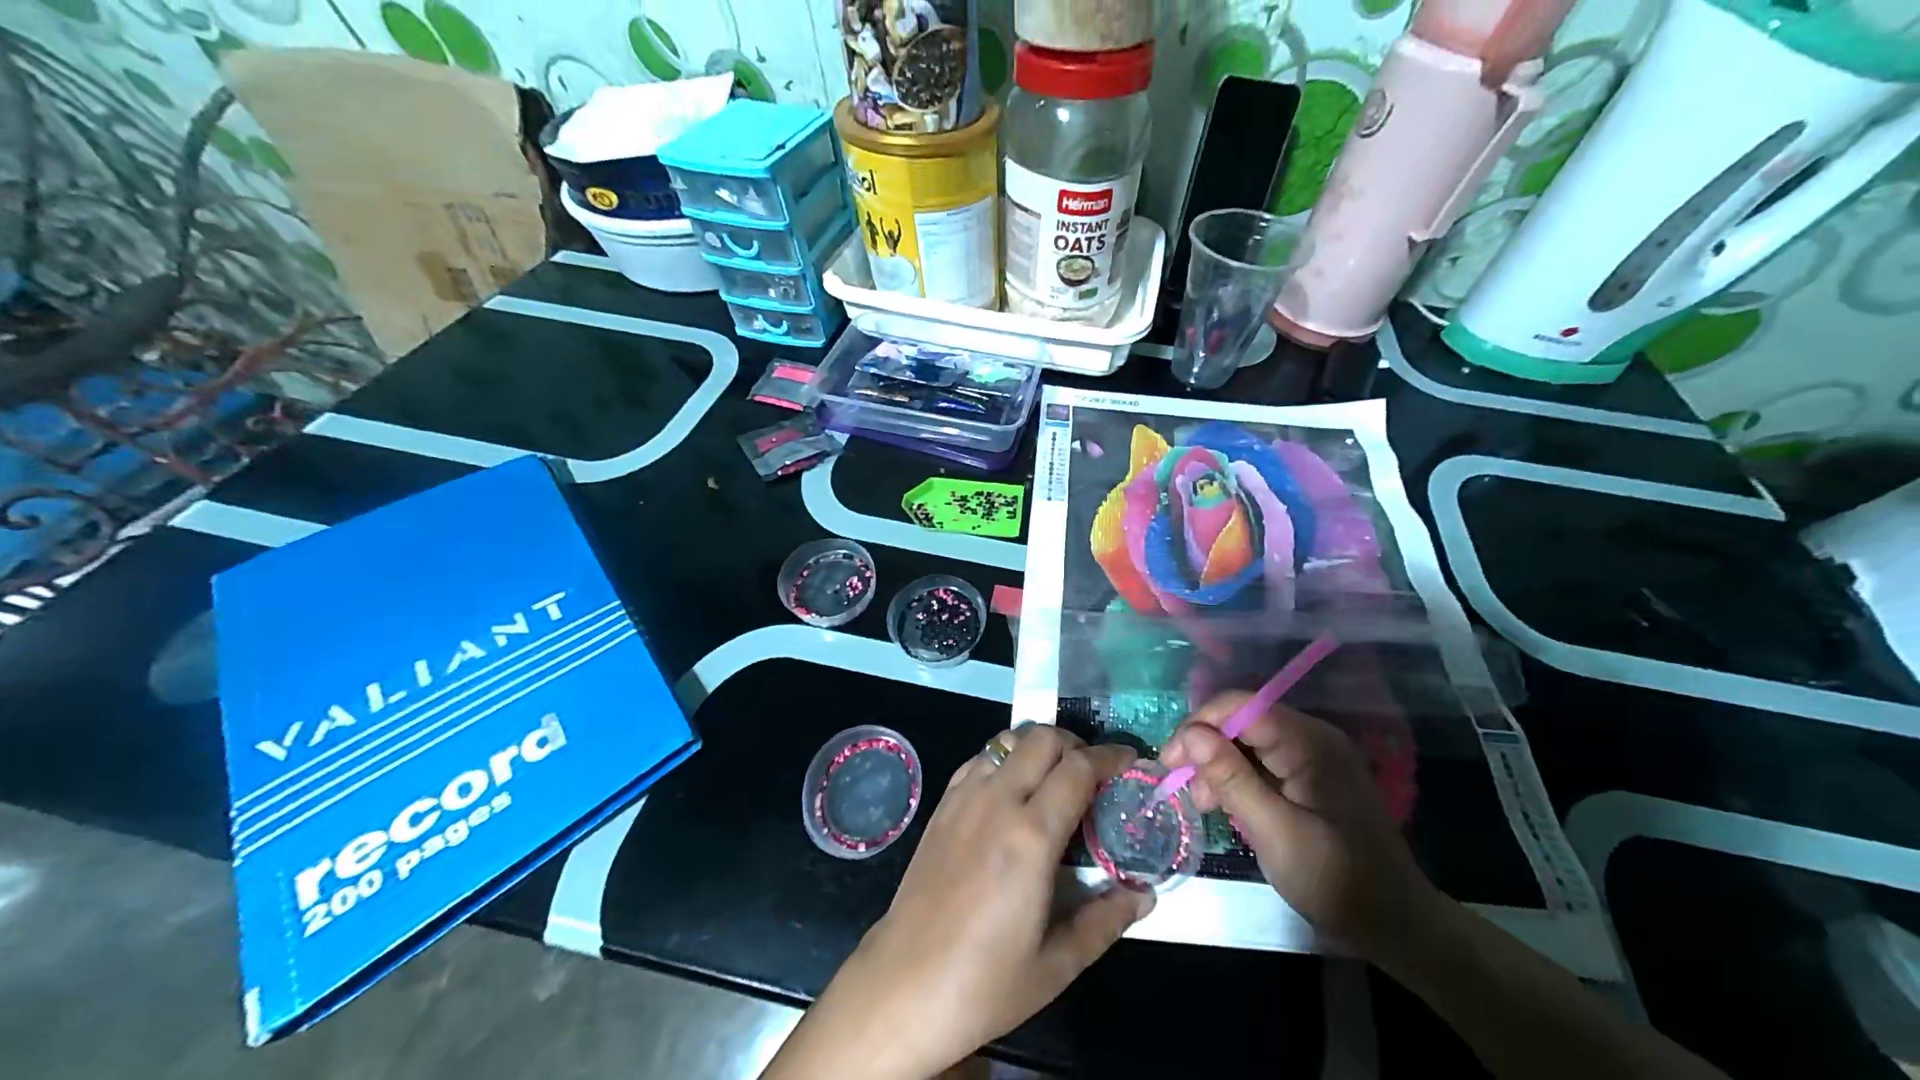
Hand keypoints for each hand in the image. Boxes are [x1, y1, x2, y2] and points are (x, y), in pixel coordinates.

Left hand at [763, 726, 1154, 1079]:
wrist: (904, 985)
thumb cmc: (986, 982)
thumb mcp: (1059, 962)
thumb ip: (1106, 919)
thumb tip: (1144, 892)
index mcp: (1031, 835)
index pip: (1078, 768)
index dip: (1110, 757)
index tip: (1130, 761)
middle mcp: (996, 802)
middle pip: (1041, 738)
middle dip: (1076, 743)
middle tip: (1095, 772)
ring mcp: (962, 800)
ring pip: (1006, 741)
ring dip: (1038, 747)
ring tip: (1056, 778)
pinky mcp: (940, 807)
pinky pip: (978, 760)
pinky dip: (1004, 758)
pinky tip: (1013, 792)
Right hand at [1160, 693, 1439, 959]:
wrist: (1394, 925)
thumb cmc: (1336, 879)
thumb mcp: (1275, 832)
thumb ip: (1231, 779)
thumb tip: (1189, 734)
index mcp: (1310, 743)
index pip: (1242, 707)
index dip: (1200, 725)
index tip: (1171, 762)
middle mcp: (1311, 739)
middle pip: (1240, 721)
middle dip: (1205, 748)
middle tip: (1182, 786)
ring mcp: (1310, 758)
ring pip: (1245, 742)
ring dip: (1216, 766)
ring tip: (1203, 804)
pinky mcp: (1306, 778)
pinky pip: (1259, 762)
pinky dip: (1234, 779)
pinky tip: (1222, 804)